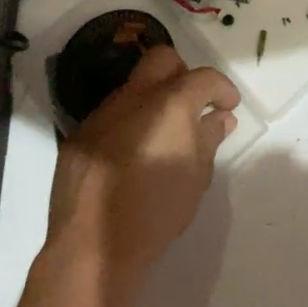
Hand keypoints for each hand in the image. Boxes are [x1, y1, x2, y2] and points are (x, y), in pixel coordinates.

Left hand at [45, 46, 240, 289]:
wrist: (92, 247)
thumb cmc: (156, 213)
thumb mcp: (197, 177)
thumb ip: (209, 138)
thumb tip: (219, 118)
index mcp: (170, 105)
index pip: (204, 78)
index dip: (222, 89)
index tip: (228, 107)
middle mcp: (133, 99)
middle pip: (162, 60)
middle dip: (183, 74)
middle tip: (193, 105)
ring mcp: (101, 116)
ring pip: (133, 88)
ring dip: (153, 100)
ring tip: (162, 136)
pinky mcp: (79, 137)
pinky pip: (110, 116)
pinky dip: (128, 124)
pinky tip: (132, 156)